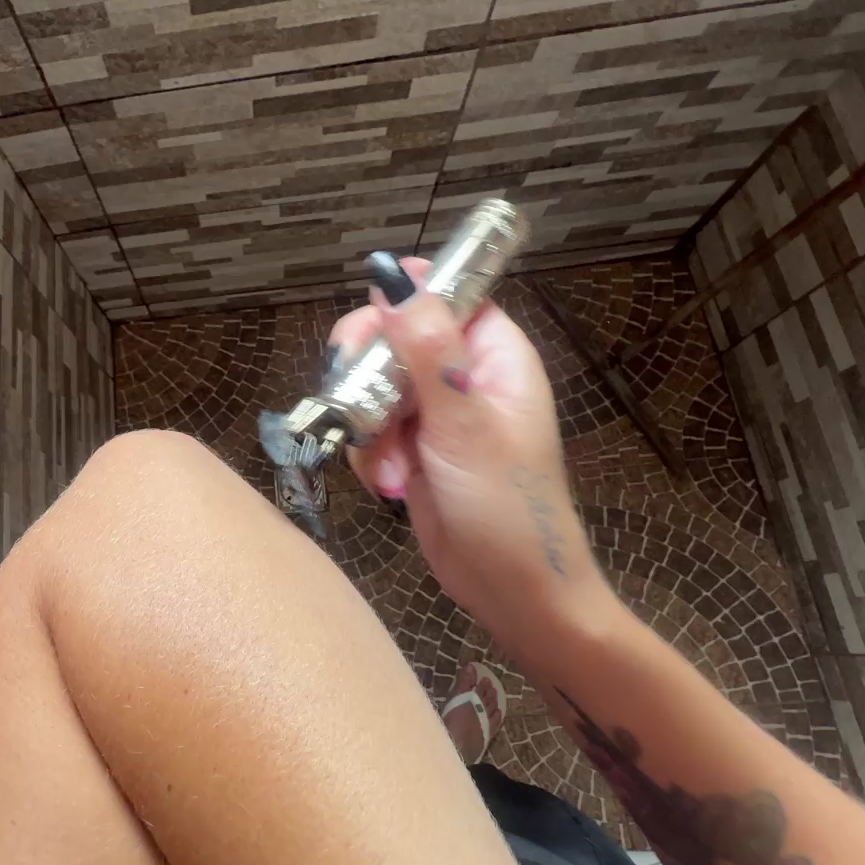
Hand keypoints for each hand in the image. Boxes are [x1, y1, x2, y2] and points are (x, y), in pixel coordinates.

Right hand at [328, 260, 625, 666]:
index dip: (400, 302)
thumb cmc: (504, 505)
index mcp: (493, 353)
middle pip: (392, 338)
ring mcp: (434, 412)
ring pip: (371, 386)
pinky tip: (392, 486)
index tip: (365, 336)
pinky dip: (371, 456)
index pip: (443, 294)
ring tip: (393, 472)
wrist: (508, 590)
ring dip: (369, 429)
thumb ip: (427, 348)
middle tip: (356, 403)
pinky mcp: (411, 446)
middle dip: (368, 378)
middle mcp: (462, 373)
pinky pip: (369, 427)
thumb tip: (391, 274)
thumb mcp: (463, 424)